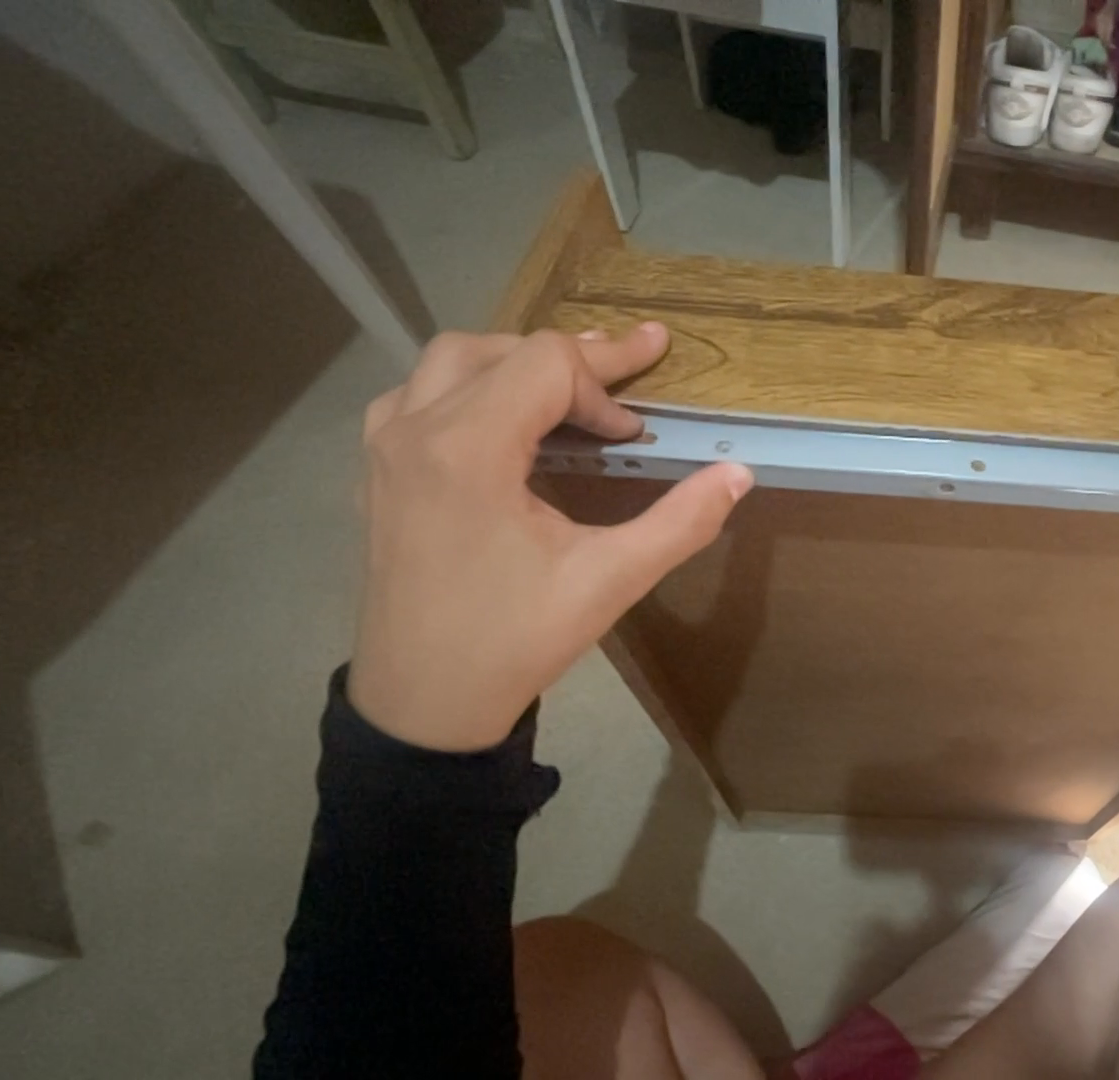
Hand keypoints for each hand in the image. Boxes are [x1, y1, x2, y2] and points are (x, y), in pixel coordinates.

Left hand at [347, 325, 752, 751]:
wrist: (422, 701)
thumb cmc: (516, 639)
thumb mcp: (612, 581)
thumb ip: (681, 522)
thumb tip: (739, 474)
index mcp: (468, 448)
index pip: (546, 364)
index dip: (605, 385)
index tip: (638, 436)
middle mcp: (416, 430)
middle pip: (501, 348)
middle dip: (571, 359)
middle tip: (626, 375)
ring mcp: (386, 448)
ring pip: (453, 361)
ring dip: (517, 363)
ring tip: (570, 392)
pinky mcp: (379, 471)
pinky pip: (420, 394)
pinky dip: (473, 387)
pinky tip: (506, 424)